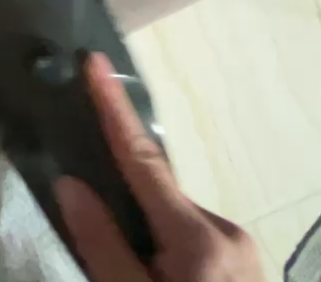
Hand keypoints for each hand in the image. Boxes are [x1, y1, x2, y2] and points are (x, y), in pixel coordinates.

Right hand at [55, 54, 261, 280]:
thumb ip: (101, 246)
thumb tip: (71, 184)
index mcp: (198, 241)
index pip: (142, 158)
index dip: (112, 107)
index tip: (94, 60)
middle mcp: (229, 235)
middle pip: (156, 196)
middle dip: (123, 204)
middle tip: (101, 246)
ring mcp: (246, 256)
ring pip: (173, 224)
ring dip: (146, 237)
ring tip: (131, 273)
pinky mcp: (249, 273)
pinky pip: (193, 245)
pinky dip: (166, 252)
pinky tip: (154, 278)